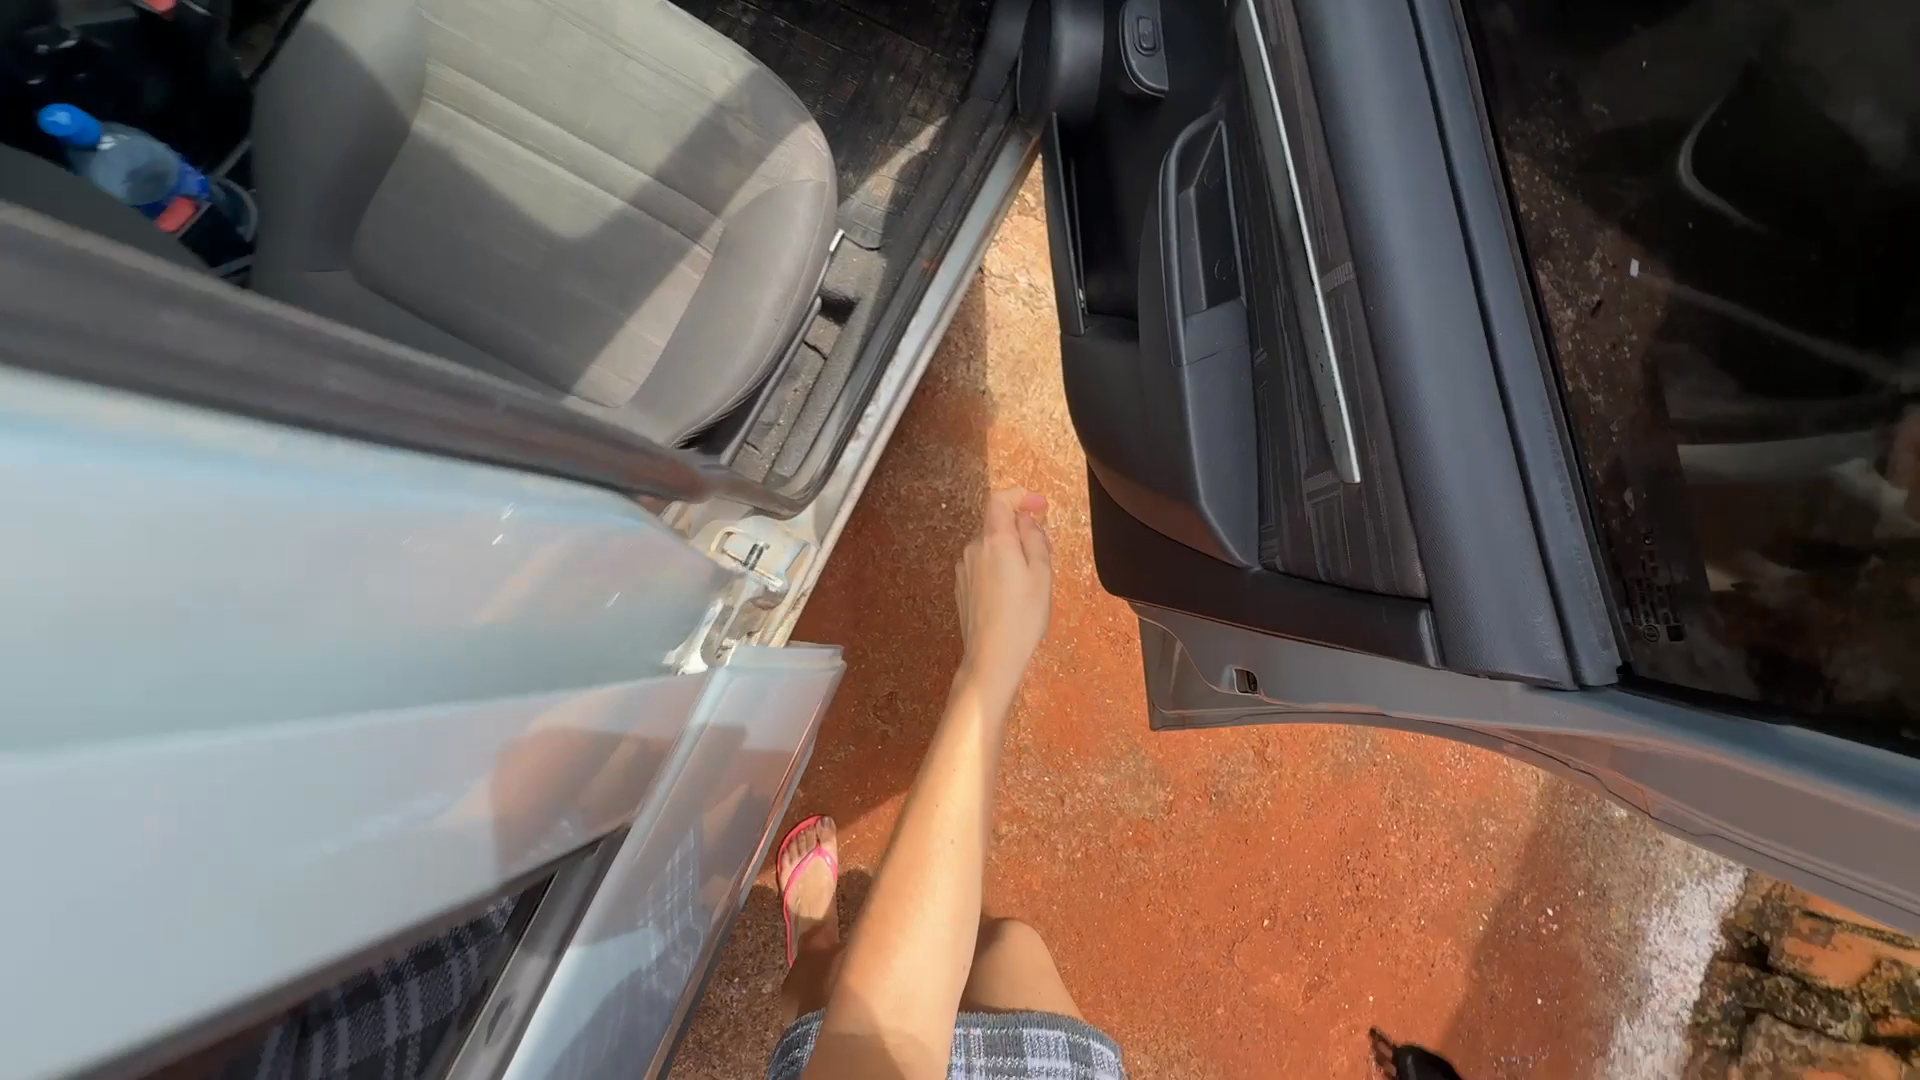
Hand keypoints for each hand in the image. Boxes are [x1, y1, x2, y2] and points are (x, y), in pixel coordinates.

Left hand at [954, 488, 1052, 697]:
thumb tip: (1027, 520)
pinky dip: (999, 567)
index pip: (999, 500)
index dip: (1020, 496)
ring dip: (1011, 552)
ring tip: (1030, 581)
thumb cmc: (1023, 617)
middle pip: (997, 525)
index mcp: (995, 541)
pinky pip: (983, 565)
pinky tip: (1012, 594)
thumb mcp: (1042, 574)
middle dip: (1021, 530)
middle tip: (1044, 554)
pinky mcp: (961, 586)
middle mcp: (974, 549)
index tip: (1040, 506)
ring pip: (991, 547)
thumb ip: (1035, 538)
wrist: (992, 657)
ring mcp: (964, 568)